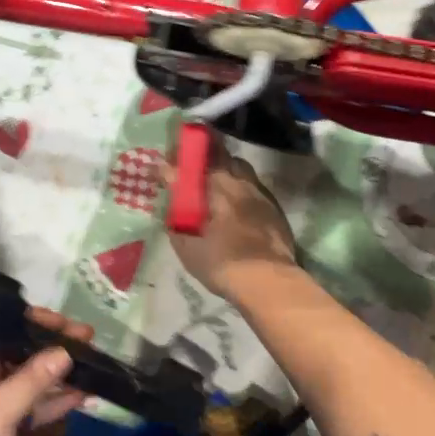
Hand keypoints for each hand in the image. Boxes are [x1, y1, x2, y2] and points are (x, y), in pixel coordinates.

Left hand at [0, 309, 93, 435]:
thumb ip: (35, 379)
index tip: (70, 323)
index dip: (40, 325)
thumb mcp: (0, 408)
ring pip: (35, 384)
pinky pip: (36, 408)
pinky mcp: (9, 429)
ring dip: (62, 377)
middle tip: (90, 340)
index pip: (10, 333)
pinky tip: (83, 395)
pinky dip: (57, 402)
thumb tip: (66, 351)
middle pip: (26, 357)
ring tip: (95, 365)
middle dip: (56, 350)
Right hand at [162, 136, 296, 298]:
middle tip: (188, 162)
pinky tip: (237, 197)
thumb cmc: (224, 265)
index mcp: (212, 190)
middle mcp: (234, 182)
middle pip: (216, 154)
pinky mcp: (272, 203)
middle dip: (200, 154)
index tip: (162, 167)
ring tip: (216, 175)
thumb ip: (178, 230)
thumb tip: (172, 219)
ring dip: (224, 164)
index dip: (170, 166)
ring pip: (237, 164)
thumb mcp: (189, 251)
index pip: (184, 168)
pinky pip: (252, 182)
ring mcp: (256, 190)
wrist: (269, 281)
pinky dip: (240, 183)